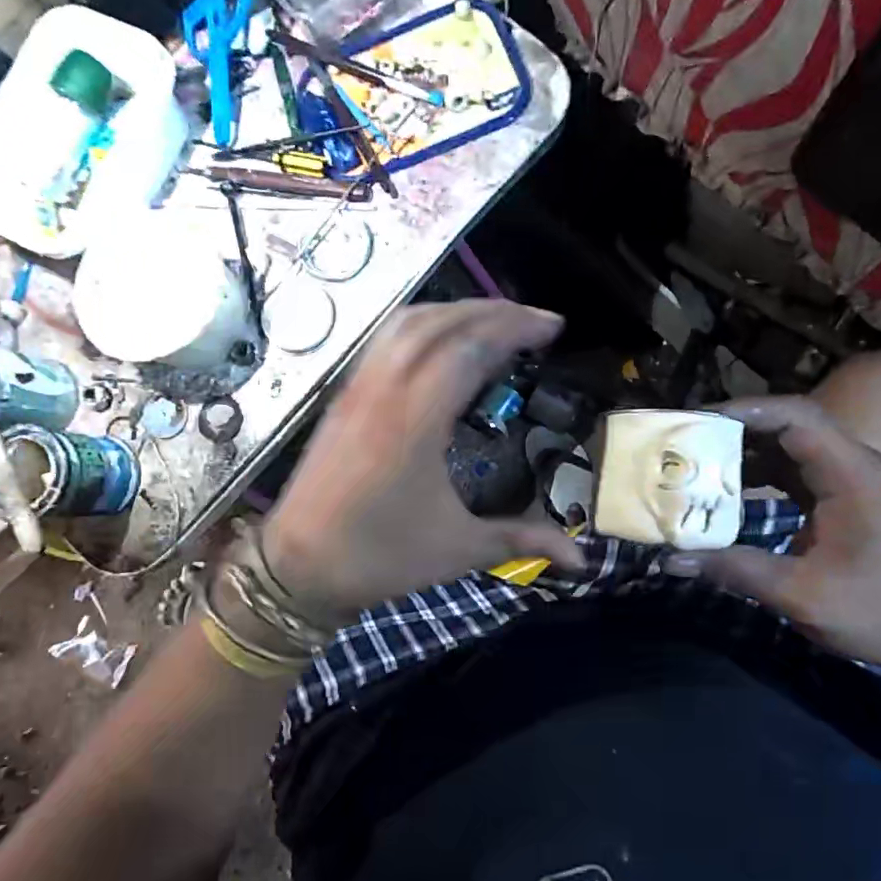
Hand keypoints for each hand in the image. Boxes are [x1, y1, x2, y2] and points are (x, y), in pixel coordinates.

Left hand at [263, 301, 586, 623]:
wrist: (299, 568)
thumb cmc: (380, 558)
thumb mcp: (458, 550)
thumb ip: (522, 540)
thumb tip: (582, 560)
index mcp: (416, 421)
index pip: (469, 347)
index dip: (514, 328)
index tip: (552, 328)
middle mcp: (383, 391)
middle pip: (440, 324)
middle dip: (492, 311)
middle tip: (533, 322)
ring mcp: (356, 390)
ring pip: (405, 325)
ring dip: (453, 312)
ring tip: (491, 323)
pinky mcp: (340, 399)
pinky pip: (381, 343)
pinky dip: (419, 327)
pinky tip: (438, 344)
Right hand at [665, 396, 880, 701]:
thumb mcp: (801, 595)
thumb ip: (734, 569)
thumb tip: (669, 560)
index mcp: (855, 478)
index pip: (796, 418)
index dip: (744, 412)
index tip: (694, 423)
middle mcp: (859, 471)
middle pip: (791, 429)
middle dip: (735, 433)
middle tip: (684, 446)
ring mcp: (859, 488)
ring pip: (795, 453)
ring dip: (747, 457)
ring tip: (697, 468)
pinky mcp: (854, 508)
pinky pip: (802, 478)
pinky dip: (764, 480)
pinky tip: (733, 498)